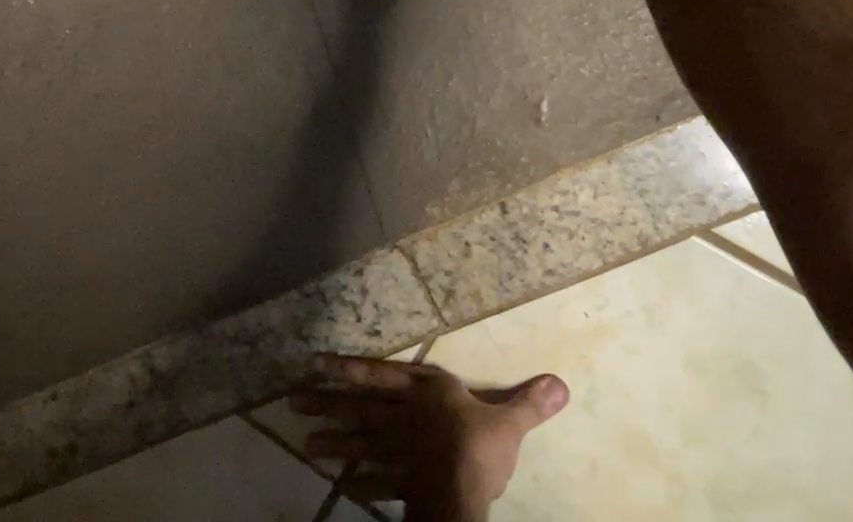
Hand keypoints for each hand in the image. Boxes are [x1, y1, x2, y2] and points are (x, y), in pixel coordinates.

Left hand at [289, 354, 569, 520]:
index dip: (345, 368)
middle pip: (356, 407)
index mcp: (424, 392)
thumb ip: (528, 403)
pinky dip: (360, 485)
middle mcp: (403, 417)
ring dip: (333, 442)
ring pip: (358, 442)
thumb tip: (561, 383)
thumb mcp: (508, 421)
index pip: (377, 374)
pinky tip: (342, 487)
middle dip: (324, 402)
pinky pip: (376, 484)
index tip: (312, 363)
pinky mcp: (401, 483)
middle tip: (291, 399)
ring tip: (305, 443)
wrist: (464, 489)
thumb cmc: (480, 446)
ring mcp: (397, 450)